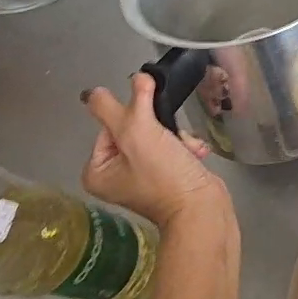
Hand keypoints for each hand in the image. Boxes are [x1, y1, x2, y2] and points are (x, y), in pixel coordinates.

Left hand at [81, 74, 227, 228]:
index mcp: (98, 171)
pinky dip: (186, 148)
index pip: (110, 125)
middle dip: (161, 128)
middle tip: (172, 138)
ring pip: (159, 136)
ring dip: (178, 136)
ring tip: (187, 149)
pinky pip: (173, 148)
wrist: (202, 208)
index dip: (132, 118)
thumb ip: (117, 106)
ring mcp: (143, 177)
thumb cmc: (163, 174)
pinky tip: (196, 154)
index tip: (151, 126)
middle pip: (135, 129)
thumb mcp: (134, 133)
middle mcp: (116, 175)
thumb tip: (96, 90)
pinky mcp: (168, 176)